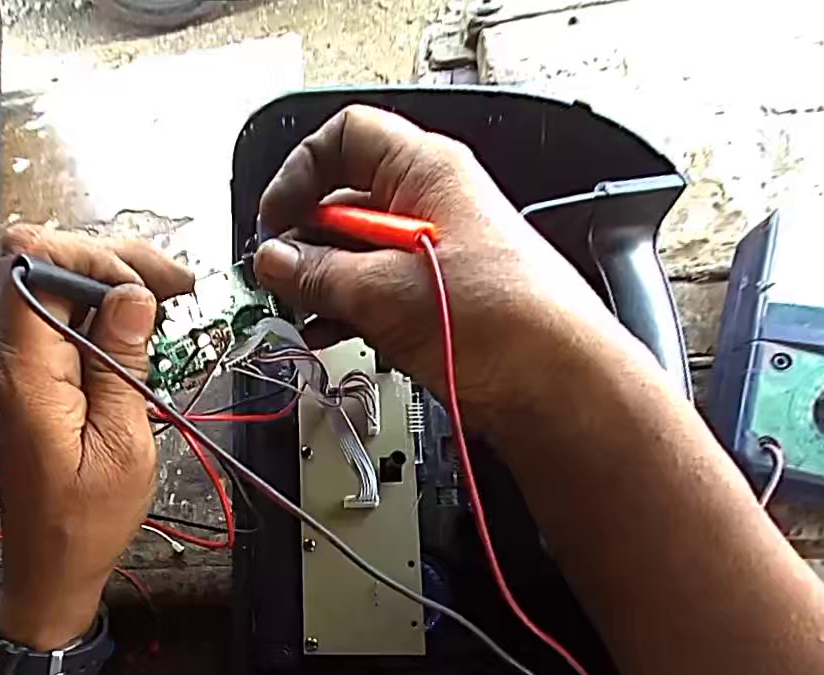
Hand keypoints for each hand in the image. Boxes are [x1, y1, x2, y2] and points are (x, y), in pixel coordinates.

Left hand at [0, 226, 192, 648]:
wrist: (53, 569)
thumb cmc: (86, 523)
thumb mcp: (123, 445)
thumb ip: (124, 365)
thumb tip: (131, 297)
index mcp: (29, 376)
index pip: (37, 268)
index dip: (95, 258)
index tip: (150, 285)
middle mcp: (15, 365)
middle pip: (46, 270)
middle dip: (111, 263)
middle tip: (173, 284)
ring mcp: (24, 376)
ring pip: (59, 297)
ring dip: (112, 288)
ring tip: (166, 302)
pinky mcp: (38, 389)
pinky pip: (66, 332)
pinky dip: (105, 321)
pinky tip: (140, 332)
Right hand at [253, 105, 636, 431]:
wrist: (549, 383)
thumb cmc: (504, 319)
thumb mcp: (385, 290)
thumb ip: (318, 272)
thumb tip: (274, 260)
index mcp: (425, 173)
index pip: (345, 141)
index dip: (300, 174)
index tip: (273, 220)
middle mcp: (428, 209)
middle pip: (343, 205)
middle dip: (305, 242)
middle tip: (280, 278)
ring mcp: (428, 260)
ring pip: (354, 258)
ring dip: (320, 285)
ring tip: (300, 311)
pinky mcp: (430, 304)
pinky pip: (372, 296)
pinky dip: (343, 311)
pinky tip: (325, 332)